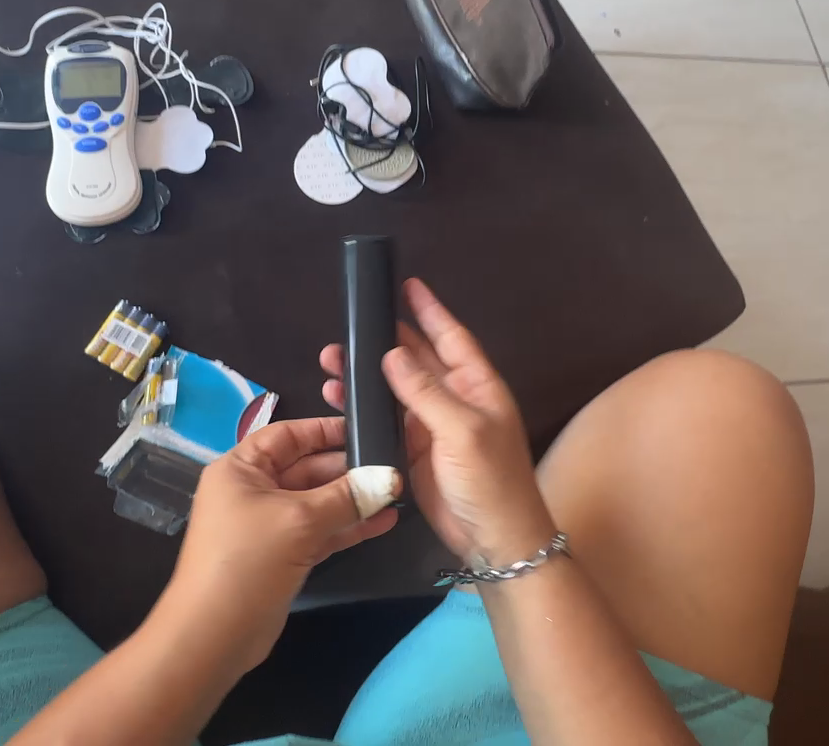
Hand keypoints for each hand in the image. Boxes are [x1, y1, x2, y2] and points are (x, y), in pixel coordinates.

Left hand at [160, 416, 397, 672]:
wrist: (213, 639)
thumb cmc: (247, 560)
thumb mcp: (299, 520)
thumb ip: (348, 497)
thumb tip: (392, 477)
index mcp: (241, 468)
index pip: (288, 435)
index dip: (324, 430)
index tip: (365, 428)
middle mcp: (253, 490)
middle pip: (306, 468)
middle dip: (347, 469)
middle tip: (391, 465)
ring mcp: (268, 524)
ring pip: (317, 501)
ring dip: (353, 499)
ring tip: (396, 492)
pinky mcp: (283, 554)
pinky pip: (320, 530)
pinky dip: (347, 526)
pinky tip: (384, 521)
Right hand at [321, 279, 557, 564]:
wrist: (495, 542)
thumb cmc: (491, 481)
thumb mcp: (463, 432)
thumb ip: (427, 393)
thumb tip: (393, 354)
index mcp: (477, 386)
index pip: (451, 337)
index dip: (430, 310)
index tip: (407, 285)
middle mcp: (455, 399)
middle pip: (417, 359)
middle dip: (386, 341)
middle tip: (351, 325)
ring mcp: (433, 425)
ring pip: (396, 389)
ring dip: (368, 374)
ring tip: (333, 360)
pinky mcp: (414, 450)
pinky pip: (387, 419)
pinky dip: (365, 408)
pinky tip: (340, 398)